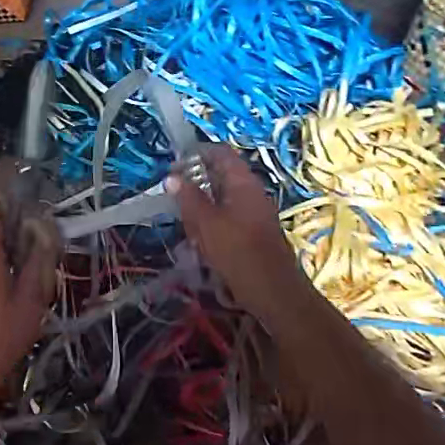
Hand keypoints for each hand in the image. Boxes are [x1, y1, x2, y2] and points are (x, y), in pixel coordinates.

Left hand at [0, 202, 56, 384]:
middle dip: (18, 232)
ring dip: (13, 254)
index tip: (34, 213)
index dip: (9, 204)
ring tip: (38, 270)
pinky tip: (21, 291)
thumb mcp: (31, 299)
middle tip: (46, 245)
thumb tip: (46, 232)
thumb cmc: (3, 333)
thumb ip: (38, 263)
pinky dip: (3, 270)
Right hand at [168, 145, 310, 318]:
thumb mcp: (206, 223)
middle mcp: (251, 192)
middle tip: (177, 203)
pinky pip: (227, 219)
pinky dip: (212, 227)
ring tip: (189, 230)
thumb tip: (172, 177)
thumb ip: (188, 198)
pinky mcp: (253, 232)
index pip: (221, 153)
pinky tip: (202, 245)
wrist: (272, 290)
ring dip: (201, 211)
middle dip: (195, 188)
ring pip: (220, 201)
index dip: (197, 153)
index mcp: (243, 183)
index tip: (175, 164)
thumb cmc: (238, 252)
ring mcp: (254, 212)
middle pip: (219, 178)